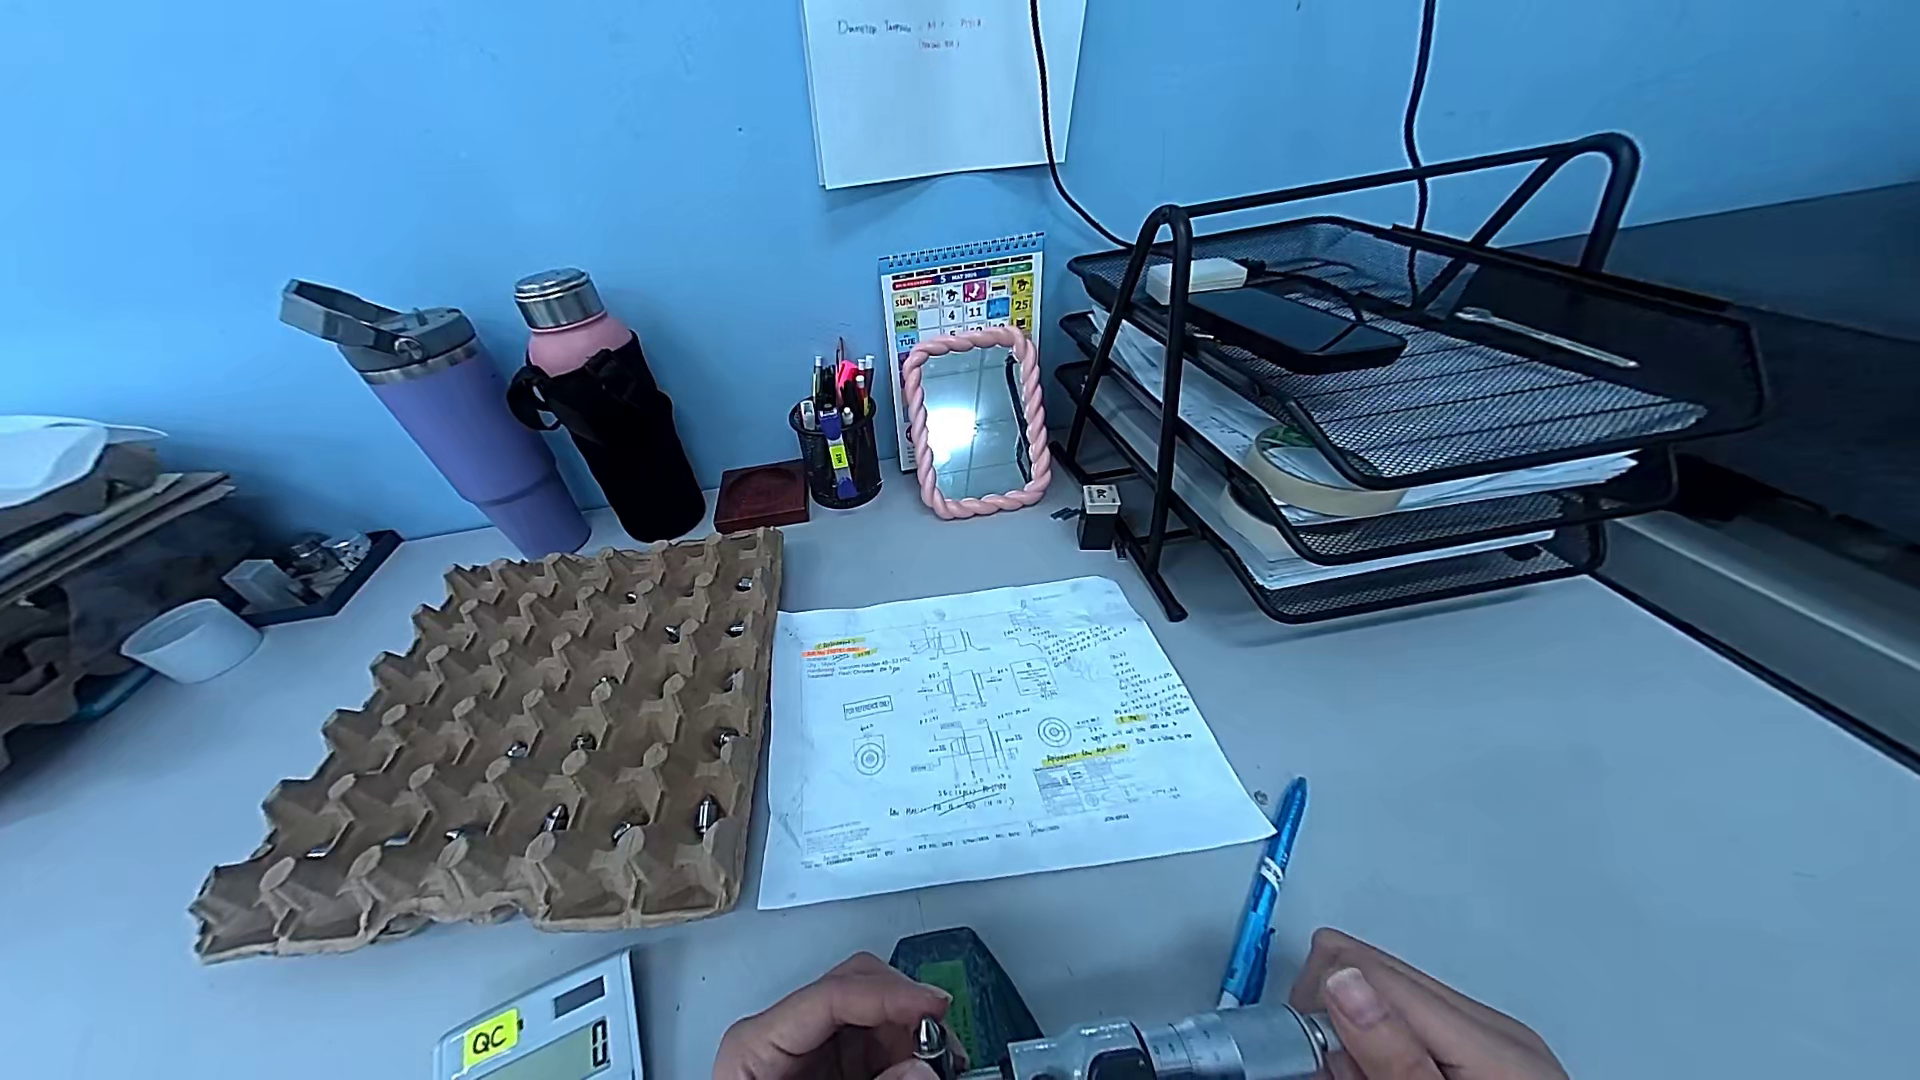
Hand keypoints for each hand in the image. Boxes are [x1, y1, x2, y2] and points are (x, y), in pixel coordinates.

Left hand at [713, 952, 962, 1079]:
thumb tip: (923, 1069)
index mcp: (756, 1042)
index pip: (833, 993)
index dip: (890, 994)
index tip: (934, 1006)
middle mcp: (785, 1032)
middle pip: (856, 988)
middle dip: (905, 1008)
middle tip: (943, 1042)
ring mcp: (808, 1046)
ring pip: (874, 1011)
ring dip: (912, 1030)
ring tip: (941, 1059)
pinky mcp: (830, 1066)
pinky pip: (876, 1042)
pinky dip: (905, 1050)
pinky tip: (922, 1066)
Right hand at [1288, 928, 1567, 1079]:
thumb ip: (1394, 1061)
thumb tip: (1341, 980)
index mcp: (1493, 1044)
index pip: (1362, 965)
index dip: (1319, 1007)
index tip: (1319, 1065)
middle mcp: (1490, 1027)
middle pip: (1362, 962)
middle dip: (1328, 1013)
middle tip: (1337, 1076)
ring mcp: (1483, 1037)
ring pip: (1369, 982)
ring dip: (1343, 1028)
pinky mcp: (1471, 1050)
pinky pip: (1389, 1008)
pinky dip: (1366, 1038)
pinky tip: (1376, 1076)